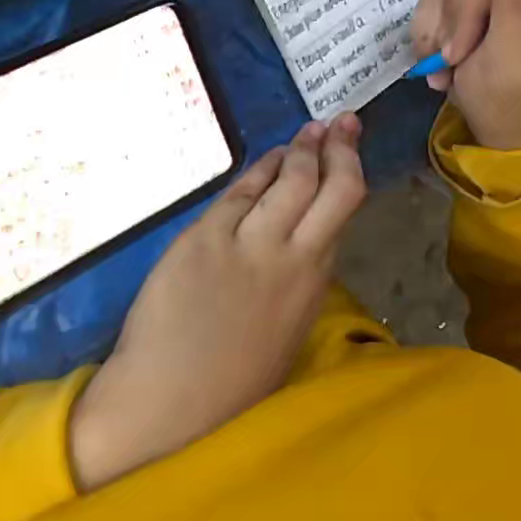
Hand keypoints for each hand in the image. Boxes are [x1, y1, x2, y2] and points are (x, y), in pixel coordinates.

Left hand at [69, 115, 365, 490]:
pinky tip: (266, 159)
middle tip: (341, 122)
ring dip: (300, 151)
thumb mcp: (285, 334)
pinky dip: (257, 171)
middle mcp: (290, 259)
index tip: (348, 149)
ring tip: (308, 133)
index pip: (341, 215)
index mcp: (312, 286)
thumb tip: (302, 242)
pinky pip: (238, 194)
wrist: (171, 398)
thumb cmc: (229, 379)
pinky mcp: (203, 238)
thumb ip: (298, 284)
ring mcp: (246, 246)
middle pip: (329, 188)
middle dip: (338, 149)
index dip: (347, 175)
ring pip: (287, 182)